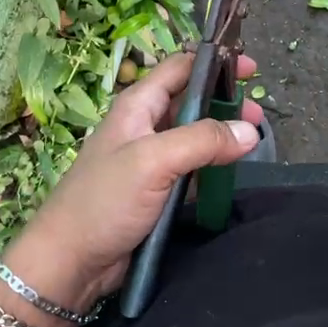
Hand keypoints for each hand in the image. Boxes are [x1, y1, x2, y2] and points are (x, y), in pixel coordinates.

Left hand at [0, 51, 263, 313]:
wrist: (69, 264)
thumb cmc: (104, 201)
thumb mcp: (154, 161)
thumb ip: (203, 141)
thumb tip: (250, 131)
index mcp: (138, 105)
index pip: (181, 67)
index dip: (215, 63)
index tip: (250, 69)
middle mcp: (144, 125)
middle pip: (191, 101)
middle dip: (225, 103)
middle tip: (258, 117)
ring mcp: (149, 159)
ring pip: (193, 136)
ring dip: (221, 136)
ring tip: (252, 144)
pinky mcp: (155, 190)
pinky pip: (190, 168)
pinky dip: (211, 166)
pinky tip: (230, 174)